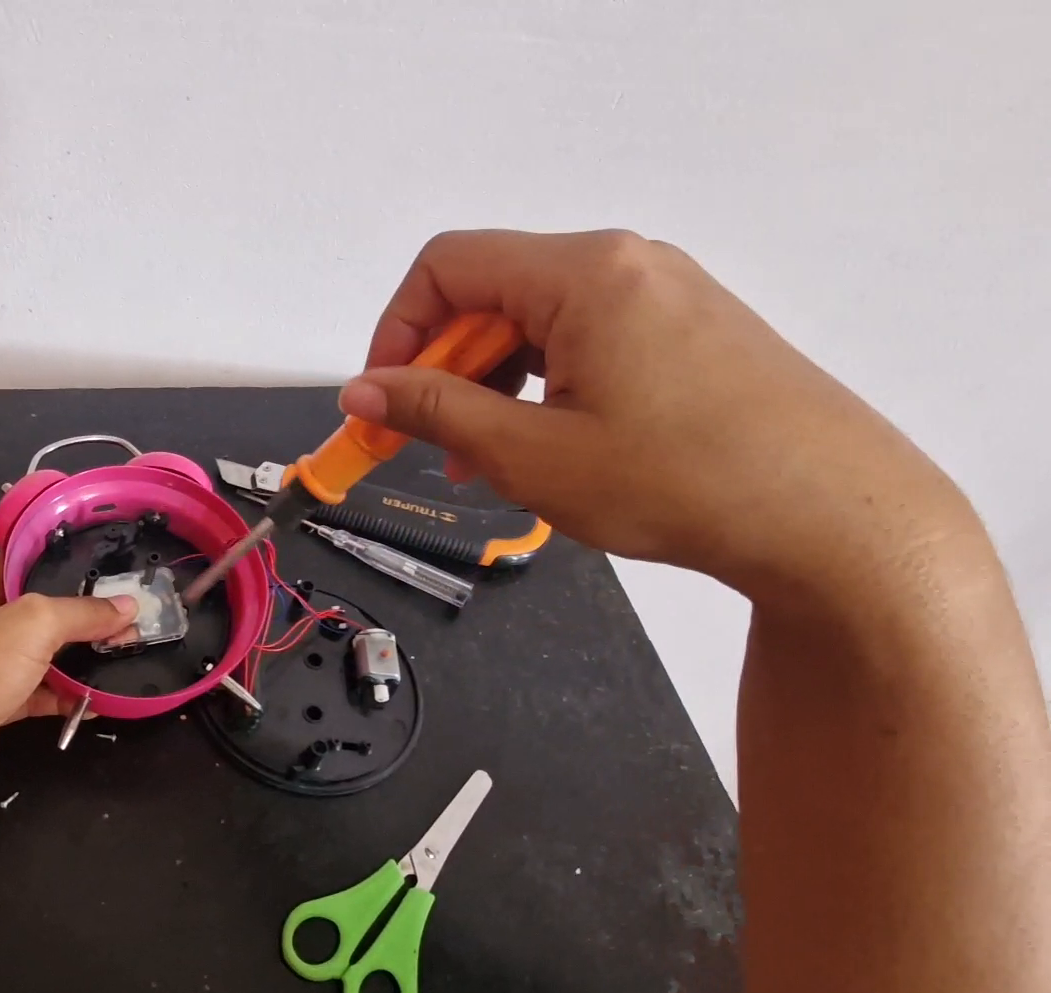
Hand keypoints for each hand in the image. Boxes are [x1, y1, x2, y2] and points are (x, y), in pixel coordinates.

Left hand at [0, 555, 136, 794]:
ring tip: (123, 653)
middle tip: (125, 613)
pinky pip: (39, 693)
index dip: (57, 557)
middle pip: (37, 610)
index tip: (100, 560)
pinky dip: (66, 696)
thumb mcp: (35, 624)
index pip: (19, 560)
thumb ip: (83, 612)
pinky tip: (97, 700)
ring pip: (41, 654)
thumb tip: (128, 607)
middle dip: (79, 612)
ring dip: (78, 657)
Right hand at [337, 229, 978, 604]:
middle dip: (439, 368)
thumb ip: (432, 411)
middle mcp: (624, 265)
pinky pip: (576, 341)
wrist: (837, 522)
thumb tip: (359, 391)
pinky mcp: (681, 330)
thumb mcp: (528, 453)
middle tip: (423, 442)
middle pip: (487, 294)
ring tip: (478, 458)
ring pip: (529, 322)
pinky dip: (534, 386)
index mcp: (584, 274)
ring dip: (484, 384)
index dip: (395, 331)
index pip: (446, 267)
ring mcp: (660, 295)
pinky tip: (532, 444)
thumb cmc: (679, 482)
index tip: (381, 399)